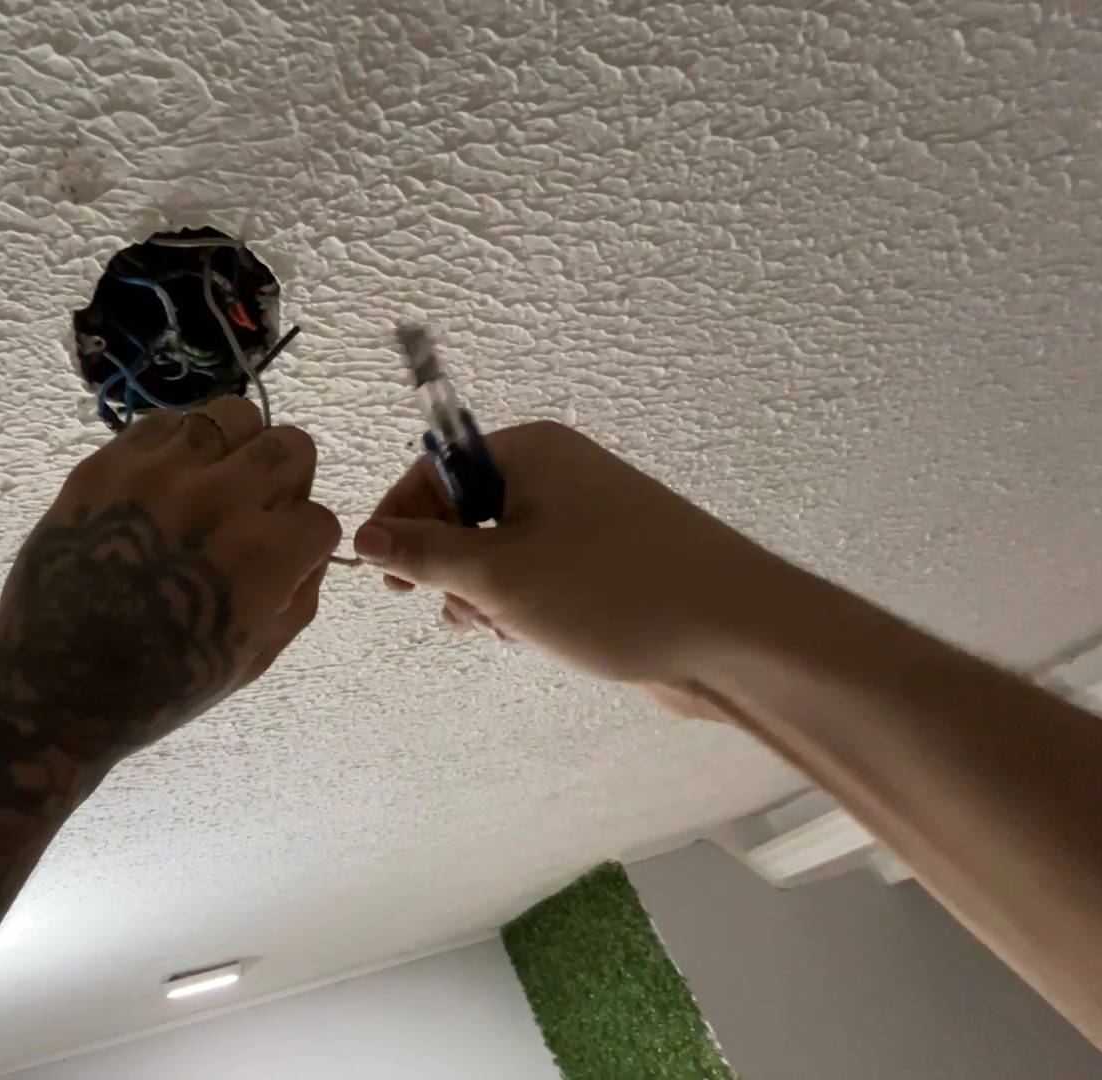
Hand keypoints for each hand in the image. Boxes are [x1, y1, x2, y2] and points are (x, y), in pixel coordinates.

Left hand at [0, 397, 340, 769]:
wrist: (55, 684)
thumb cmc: (161, 687)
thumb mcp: (253, 661)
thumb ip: (299, 597)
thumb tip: (310, 547)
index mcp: (262, 559)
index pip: (320, 516)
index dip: (305, 541)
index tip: (282, 554)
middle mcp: (219, 502)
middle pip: (290, 447)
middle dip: (286, 481)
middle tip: (255, 509)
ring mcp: (158, 475)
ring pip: (234, 415)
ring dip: (236, 450)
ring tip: (212, 483)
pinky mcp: (107, 464)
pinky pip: (167, 422)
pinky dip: (180, 446)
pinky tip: (165, 483)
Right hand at [354, 421, 798, 691]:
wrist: (738, 637)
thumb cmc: (609, 589)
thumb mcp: (497, 574)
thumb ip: (421, 554)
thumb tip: (363, 537)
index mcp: (528, 453)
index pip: (433, 474)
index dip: (400, 523)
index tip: (385, 577)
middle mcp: (553, 474)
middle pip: (461, 515)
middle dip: (449, 569)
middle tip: (459, 609)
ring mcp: (580, 516)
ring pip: (494, 552)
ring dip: (481, 594)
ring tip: (500, 628)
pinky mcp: (600, 558)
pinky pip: (531, 572)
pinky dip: (516, 603)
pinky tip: (526, 634)